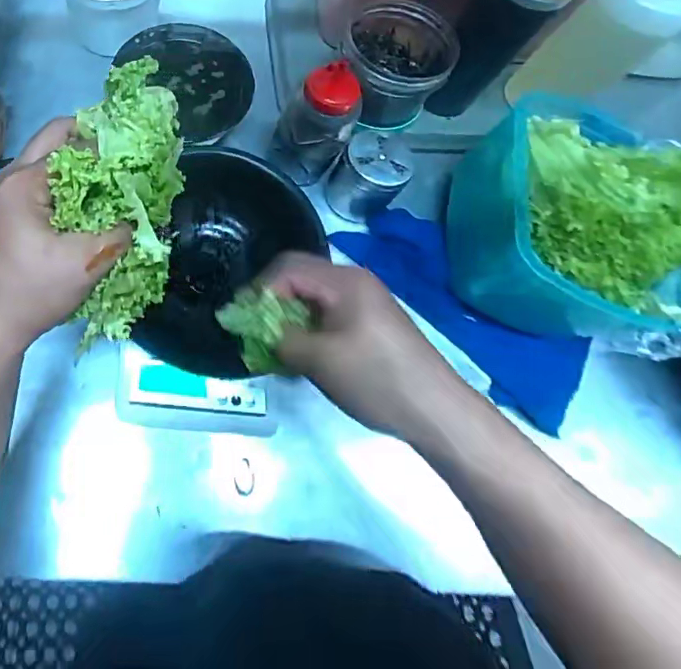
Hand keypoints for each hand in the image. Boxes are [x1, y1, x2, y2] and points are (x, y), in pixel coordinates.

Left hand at [0, 118, 128, 352]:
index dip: (109, 147)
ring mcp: (7, 193)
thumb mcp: (85, 262)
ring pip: (49, 158)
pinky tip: (92, 201)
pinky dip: (69, 181)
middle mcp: (12, 177)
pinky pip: (44, 180)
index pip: (74, 144)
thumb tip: (139, 213)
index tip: (138, 157)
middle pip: (55, 137)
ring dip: (80, 162)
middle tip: (123, 156)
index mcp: (25, 181)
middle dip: (91, 140)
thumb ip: (118, 232)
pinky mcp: (10, 211)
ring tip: (113, 178)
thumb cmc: (31, 291)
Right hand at [266, 252, 468, 441]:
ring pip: (314, 295)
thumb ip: (280, 338)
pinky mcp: (372, 321)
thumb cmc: (376, 378)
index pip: (287, 268)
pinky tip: (305, 352)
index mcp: (343, 281)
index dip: (259, 290)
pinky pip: (330, 311)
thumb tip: (255, 330)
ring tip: (277, 344)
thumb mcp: (319, 360)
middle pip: (300, 275)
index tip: (243, 319)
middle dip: (272, 299)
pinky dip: (310, 324)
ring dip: (290, 314)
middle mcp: (354, 280)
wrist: (437, 411)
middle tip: (255, 329)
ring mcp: (366, 300)